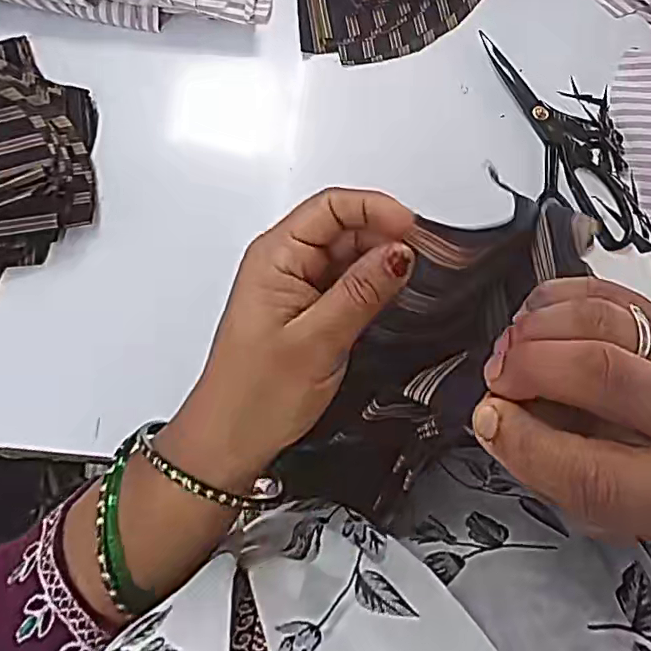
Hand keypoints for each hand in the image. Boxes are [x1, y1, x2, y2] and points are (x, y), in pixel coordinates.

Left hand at [158, 188, 416, 491]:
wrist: (228, 443)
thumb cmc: (251, 397)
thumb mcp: (316, 341)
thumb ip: (362, 291)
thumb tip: (399, 252)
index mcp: (275, 256)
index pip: (331, 206)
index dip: (375, 208)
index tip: (410, 227)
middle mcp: (285, 260)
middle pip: (344, 223)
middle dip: (385, 232)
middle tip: (421, 254)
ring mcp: (298, 281)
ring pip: (350, 249)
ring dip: (383, 256)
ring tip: (411, 277)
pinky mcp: (310, 302)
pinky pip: (349, 276)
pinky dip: (374, 279)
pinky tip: (391, 293)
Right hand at [474, 278, 650, 568]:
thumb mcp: (604, 510)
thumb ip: (548, 465)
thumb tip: (496, 413)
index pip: (595, 471)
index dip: (525, 442)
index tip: (490, 421)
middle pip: (602, 372)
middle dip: (530, 367)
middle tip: (497, 376)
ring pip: (601, 319)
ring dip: (537, 327)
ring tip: (510, 348)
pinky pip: (604, 291)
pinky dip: (555, 298)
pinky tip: (532, 318)